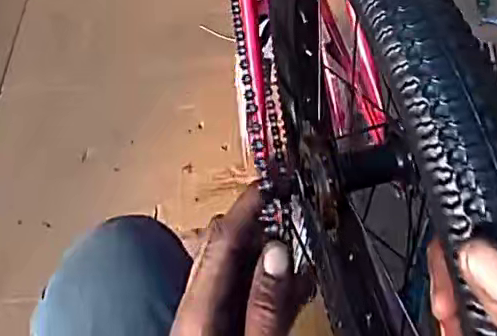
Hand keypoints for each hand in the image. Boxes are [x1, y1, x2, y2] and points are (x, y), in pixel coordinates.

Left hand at [171, 182, 309, 335]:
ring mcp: (204, 321)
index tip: (276, 177)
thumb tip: (279, 253)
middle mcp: (196, 308)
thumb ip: (265, 306)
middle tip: (293, 207)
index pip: (222, 235)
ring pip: (235, 268)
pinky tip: (293, 288)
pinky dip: (267, 283)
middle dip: (263, 222)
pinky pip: (241, 294)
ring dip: (268, 253)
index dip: (251, 200)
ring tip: (301, 247)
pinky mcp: (216, 331)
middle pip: (227, 245)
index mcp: (197, 308)